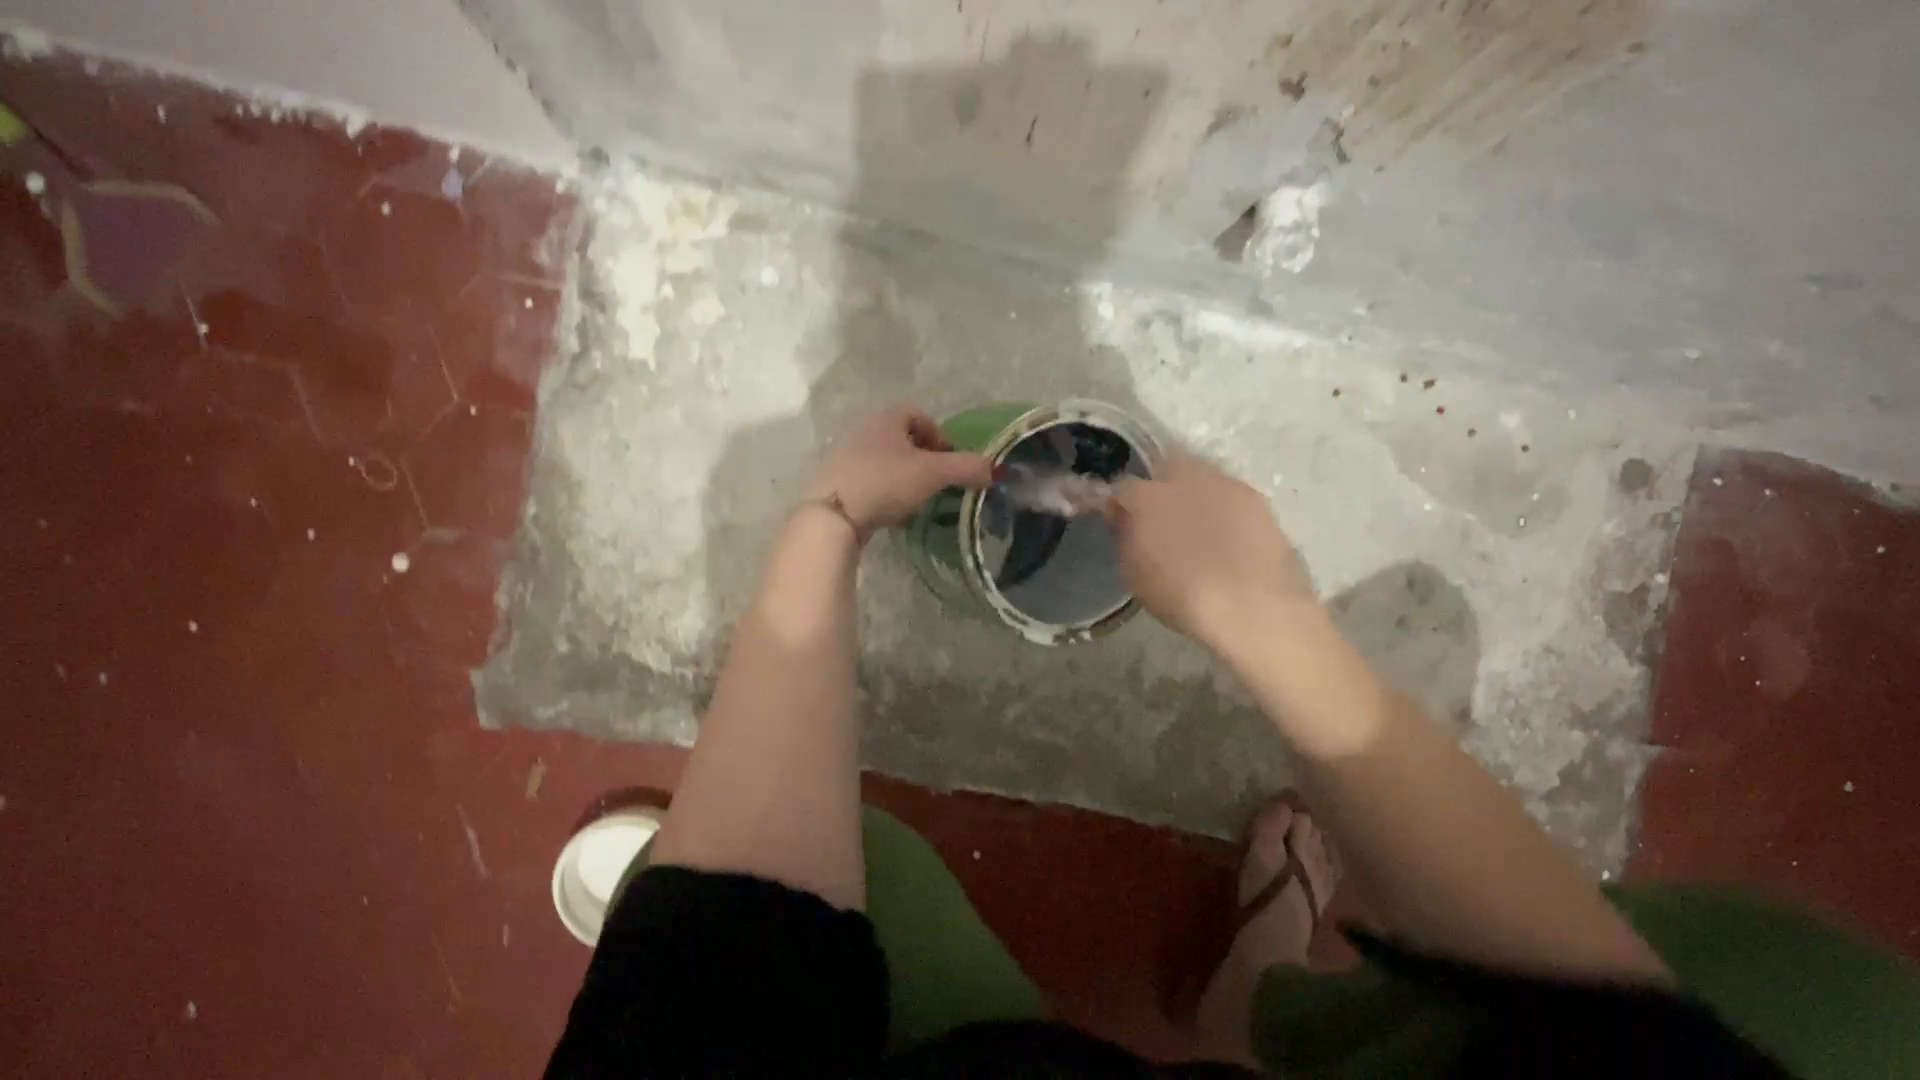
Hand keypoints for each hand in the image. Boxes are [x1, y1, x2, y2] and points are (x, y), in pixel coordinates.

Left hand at [804, 405, 993, 537]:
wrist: (831, 516)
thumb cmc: (884, 483)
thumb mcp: (932, 474)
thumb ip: (966, 468)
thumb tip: (994, 471)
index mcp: (885, 419)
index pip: (917, 414)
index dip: (937, 434)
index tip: (947, 459)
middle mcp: (862, 431)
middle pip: (899, 437)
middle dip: (921, 457)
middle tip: (934, 482)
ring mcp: (843, 457)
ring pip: (882, 460)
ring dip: (901, 475)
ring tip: (913, 500)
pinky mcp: (833, 483)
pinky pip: (866, 480)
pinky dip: (882, 491)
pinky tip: (888, 513)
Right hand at [1099, 454, 1316, 646]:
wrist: (1251, 606)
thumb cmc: (1181, 596)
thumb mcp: (1134, 575)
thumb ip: (1125, 538)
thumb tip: (1122, 518)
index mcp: (1147, 497)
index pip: (1122, 488)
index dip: (1118, 502)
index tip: (1117, 516)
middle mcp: (1185, 478)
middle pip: (1165, 465)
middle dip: (1160, 482)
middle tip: (1160, 512)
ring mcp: (1224, 484)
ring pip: (1201, 475)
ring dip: (1195, 492)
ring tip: (1197, 522)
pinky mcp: (1256, 499)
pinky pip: (1229, 495)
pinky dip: (1223, 507)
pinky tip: (1227, 532)